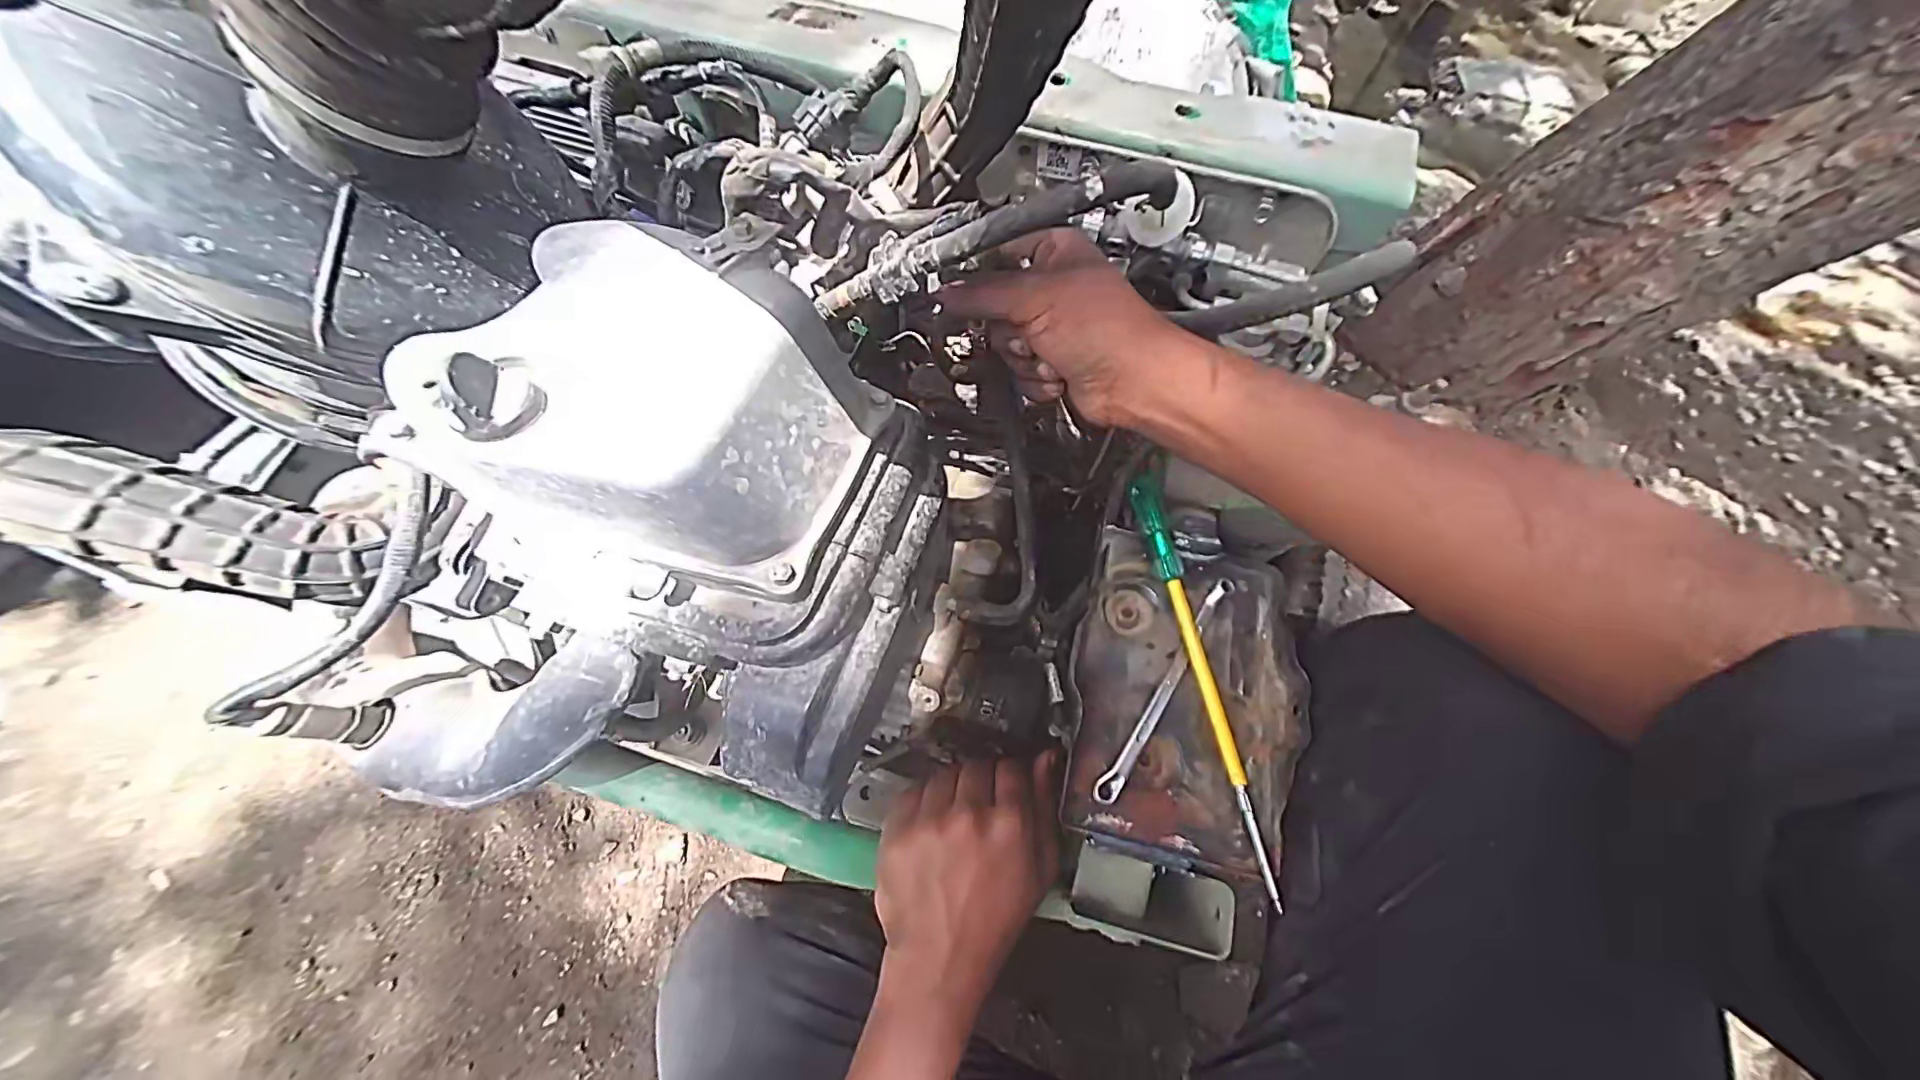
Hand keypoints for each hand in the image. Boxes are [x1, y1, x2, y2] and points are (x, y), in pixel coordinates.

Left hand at [874, 754, 1060, 998]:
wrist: (939, 957)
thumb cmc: (992, 920)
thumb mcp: (1040, 870)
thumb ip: (1045, 808)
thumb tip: (1044, 763)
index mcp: (1010, 824)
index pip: (1011, 767)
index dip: (1010, 776)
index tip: (1006, 784)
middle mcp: (969, 815)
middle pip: (977, 765)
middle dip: (981, 780)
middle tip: (979, 805)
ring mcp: (930, 820)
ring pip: (945, 773)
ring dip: (952, 788)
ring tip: (953, 819)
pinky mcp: (899, 828)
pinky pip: (914, 790)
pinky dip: (923, 801)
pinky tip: (930, 825)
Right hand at [939, 230, 1185, 426]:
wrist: (1134, 383)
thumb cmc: (1111, 331)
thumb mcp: (1035, 298)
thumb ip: (982, 294)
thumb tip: (946, 292)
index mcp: (1054, 252)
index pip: (997, 254)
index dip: (976, 276)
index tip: (959, 294)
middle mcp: (1052, 288)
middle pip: (994, 310)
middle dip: (1010, 333)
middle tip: (1030, 334)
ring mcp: (1052, 328)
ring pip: (1005, 347)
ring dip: (1024, 360)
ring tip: (1052, 356)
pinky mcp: (1052, 362)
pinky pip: (1020, 372)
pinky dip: (1036, 379)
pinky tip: (1059, 374)